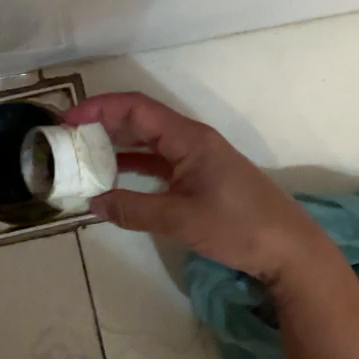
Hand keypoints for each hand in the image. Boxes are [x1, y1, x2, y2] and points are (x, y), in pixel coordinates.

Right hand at [64, 92, 339, 283]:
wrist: (290, 250)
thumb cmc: (239, 227)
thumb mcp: (179, 220)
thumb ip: (133, 209)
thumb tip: (93, 203)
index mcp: (188, 138)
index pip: (135, 108)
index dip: (98, 108)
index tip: (68, 121)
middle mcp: (190, 140)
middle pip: (138, 120)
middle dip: (101, 123)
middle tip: (68, 138)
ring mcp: (196, 158)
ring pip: (147, 141)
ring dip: (115, 145)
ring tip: (82, 157)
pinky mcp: (199, 177)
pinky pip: (157, 162)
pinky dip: (133, 166)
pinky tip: (112, 179)